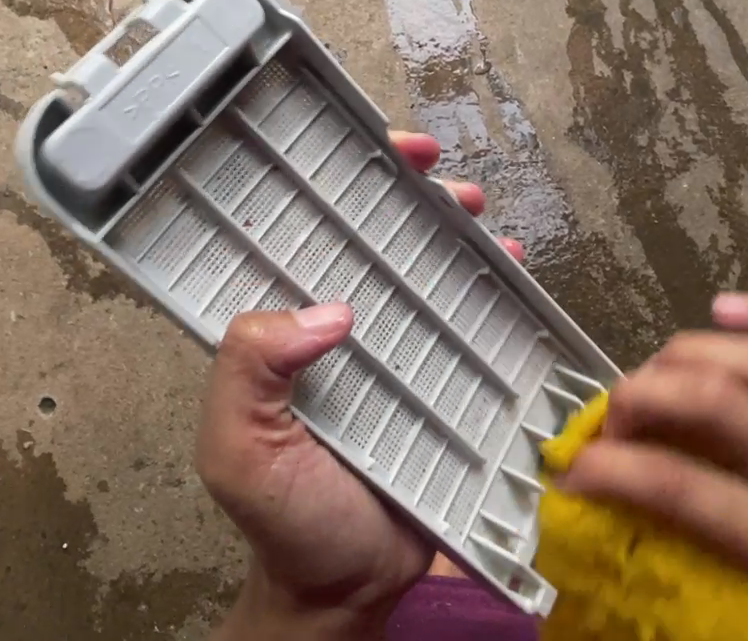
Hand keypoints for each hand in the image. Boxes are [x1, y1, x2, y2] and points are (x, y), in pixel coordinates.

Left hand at [200, 131, 521, 639]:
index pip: (303, 236)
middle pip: (373, 236)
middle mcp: (338, 326)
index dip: (332, 185)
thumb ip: (247, 373)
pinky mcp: (443, 377)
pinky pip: (470, 319)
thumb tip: (326, 310)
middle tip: (433, 169)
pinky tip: (509, 265)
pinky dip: (490, 286)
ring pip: (424, 266)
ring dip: (450, 225)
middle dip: (404, 190)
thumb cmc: (287, 523)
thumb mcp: (239, 450)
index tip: (367, 153)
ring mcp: (396, 348)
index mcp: (284, 329)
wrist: (351, 593)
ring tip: (473, 206)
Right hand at [559, 293, 747, 640]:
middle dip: (641, 399)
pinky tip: (722, 309)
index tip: (571, 473)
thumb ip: (656, 549)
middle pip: (722, 401)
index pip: (688, 488)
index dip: (616, 471)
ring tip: (646, 381)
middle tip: (606, 424)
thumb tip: (578, 498)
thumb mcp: (723, 608)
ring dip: (682, 356)